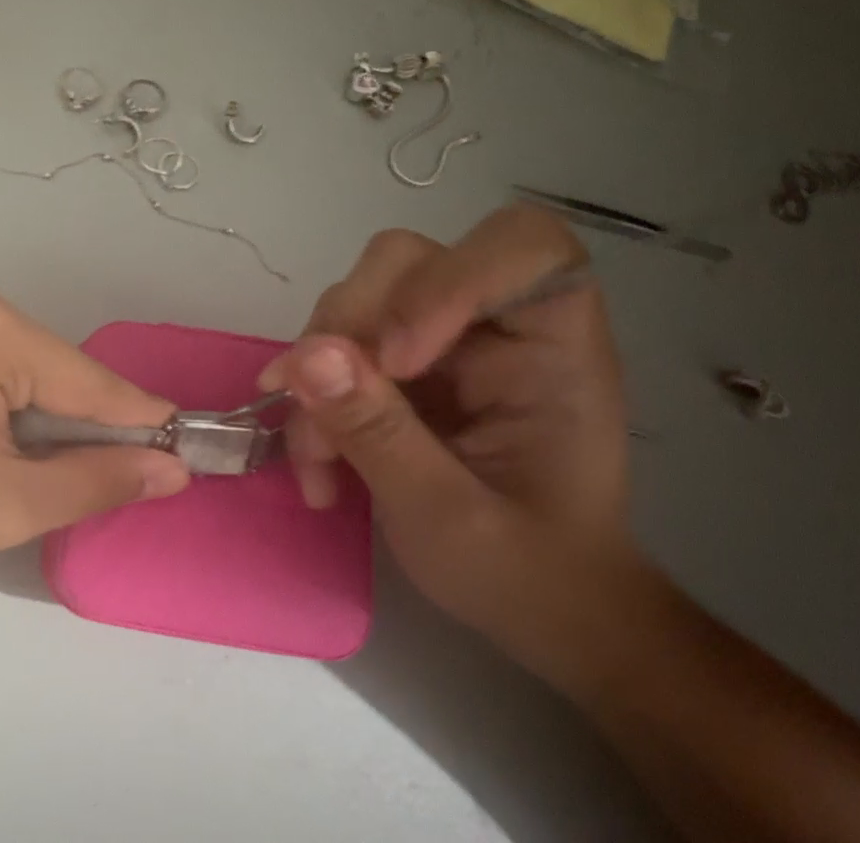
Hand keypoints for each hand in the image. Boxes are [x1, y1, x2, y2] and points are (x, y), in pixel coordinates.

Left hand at [0, 263, 189, 566]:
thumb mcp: (4, 501)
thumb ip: (96, 482)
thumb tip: (171, 469)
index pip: (89, 380)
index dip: (139, 424)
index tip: (187, 453)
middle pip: (51, 365)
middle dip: (67, 423)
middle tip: (68, 480)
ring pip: (16, 358)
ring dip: (27, 408)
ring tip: (1, 462)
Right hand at [258, 205, 634, 650]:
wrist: (534, 610)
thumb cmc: (524, 573)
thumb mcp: (446, 517)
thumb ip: (378, 433)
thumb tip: (305, 357)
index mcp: (554, 351)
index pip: (522, 249)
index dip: (447, 281)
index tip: (399, 362)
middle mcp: (496, 330)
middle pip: (407, 264)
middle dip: (349, 328)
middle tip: (321, 406)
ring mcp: (443, 346)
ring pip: (357, 302)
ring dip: (315, 370)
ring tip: (315, 459)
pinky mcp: (400, 371)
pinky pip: (333, 349)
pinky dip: (310, 397)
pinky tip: (314, 461)